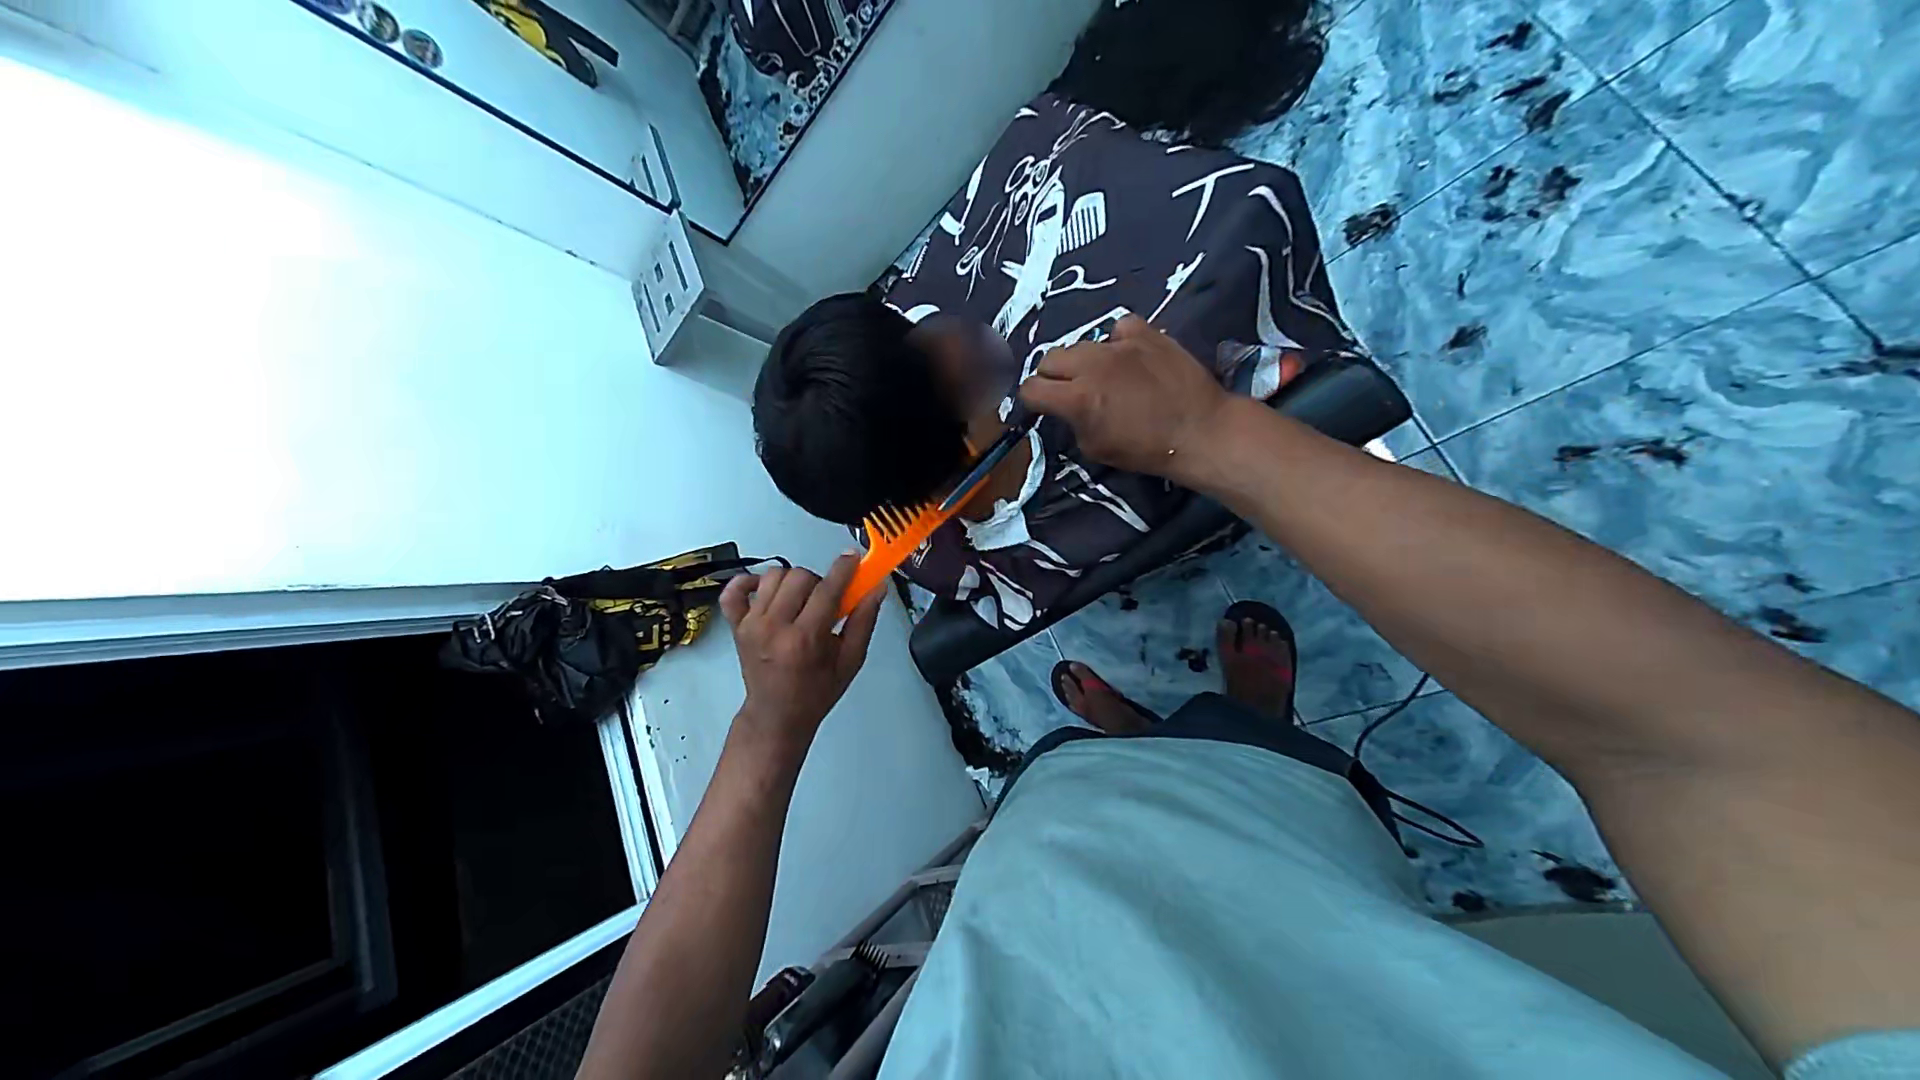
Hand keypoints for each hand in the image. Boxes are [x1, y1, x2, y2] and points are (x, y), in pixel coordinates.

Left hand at [718, 555, 882, 757]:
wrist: (777, 716)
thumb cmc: (816, 692)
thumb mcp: (851, 660)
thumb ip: (864, 620)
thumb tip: (877, 587)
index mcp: (805, 639)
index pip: (827, 588)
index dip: (844, 568)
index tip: (852, 558)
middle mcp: (774, 628)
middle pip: (800, 576)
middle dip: (819, 582)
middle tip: (826, 601)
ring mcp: (751, 625)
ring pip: (773, 576)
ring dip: (792, 582)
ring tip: (800, 601)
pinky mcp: (736, 626)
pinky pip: (734, 590)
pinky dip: (748, 582)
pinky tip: (766, 590)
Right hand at [1017, 316, 1231, 479]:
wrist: (1200, 431)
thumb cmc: (1146, 450)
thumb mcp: (1095, 448)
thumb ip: (1072, 423)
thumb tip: (1065, 410)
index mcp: (1076, 399)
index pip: (1031, 389)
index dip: (1033, 400)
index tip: (1043, 407)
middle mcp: (1091, 365)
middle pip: (1049, 359)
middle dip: (1052, 376)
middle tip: (1068, 390)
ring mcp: (1119, 344)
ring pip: (1080, 343)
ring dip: (1082, 360)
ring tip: (1101, 375)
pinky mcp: (1145, 333)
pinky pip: (1117, 328)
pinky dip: (1116, 341)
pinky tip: (1127, 356)